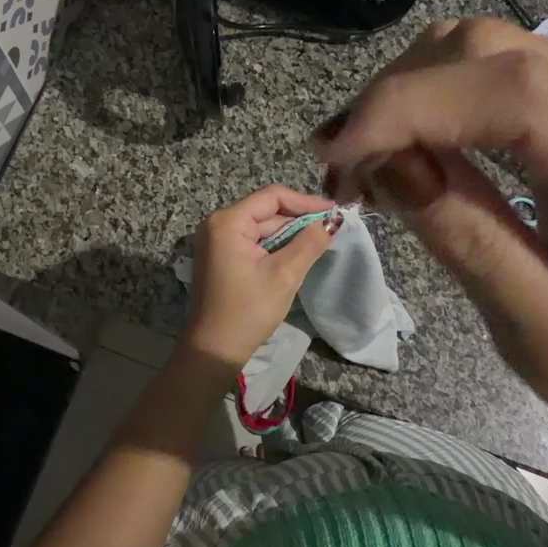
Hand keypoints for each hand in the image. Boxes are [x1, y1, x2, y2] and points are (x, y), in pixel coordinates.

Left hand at [182, 185, 337, 366]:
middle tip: (332, 227)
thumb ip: (309, 243)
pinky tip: (297, 251)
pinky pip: (252, 240)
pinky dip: (275, 244)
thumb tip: (332, 221)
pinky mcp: (220, 255)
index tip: (333, 212)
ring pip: (260, 226)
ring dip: (289, 232)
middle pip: (265, 210)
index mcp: (227, 221)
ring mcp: (216, 240)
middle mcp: (217, 223)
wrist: (214, 349)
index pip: (271, 197)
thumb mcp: (284, 275)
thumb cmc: (248, 310)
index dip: (305, 201)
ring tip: (320, 238)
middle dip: (298, 218)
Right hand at [314, 17, 547, 450]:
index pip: (523, 98)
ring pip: (494, 44)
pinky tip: (414, 140)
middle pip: (499, 52)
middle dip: (395, 98)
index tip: (338, 158)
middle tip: (341, 171)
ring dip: (410, 90)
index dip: (412, 107)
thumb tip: (387, 161)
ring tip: (368, 159)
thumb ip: (473, 249)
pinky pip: (509, 63)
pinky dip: (441, 91)